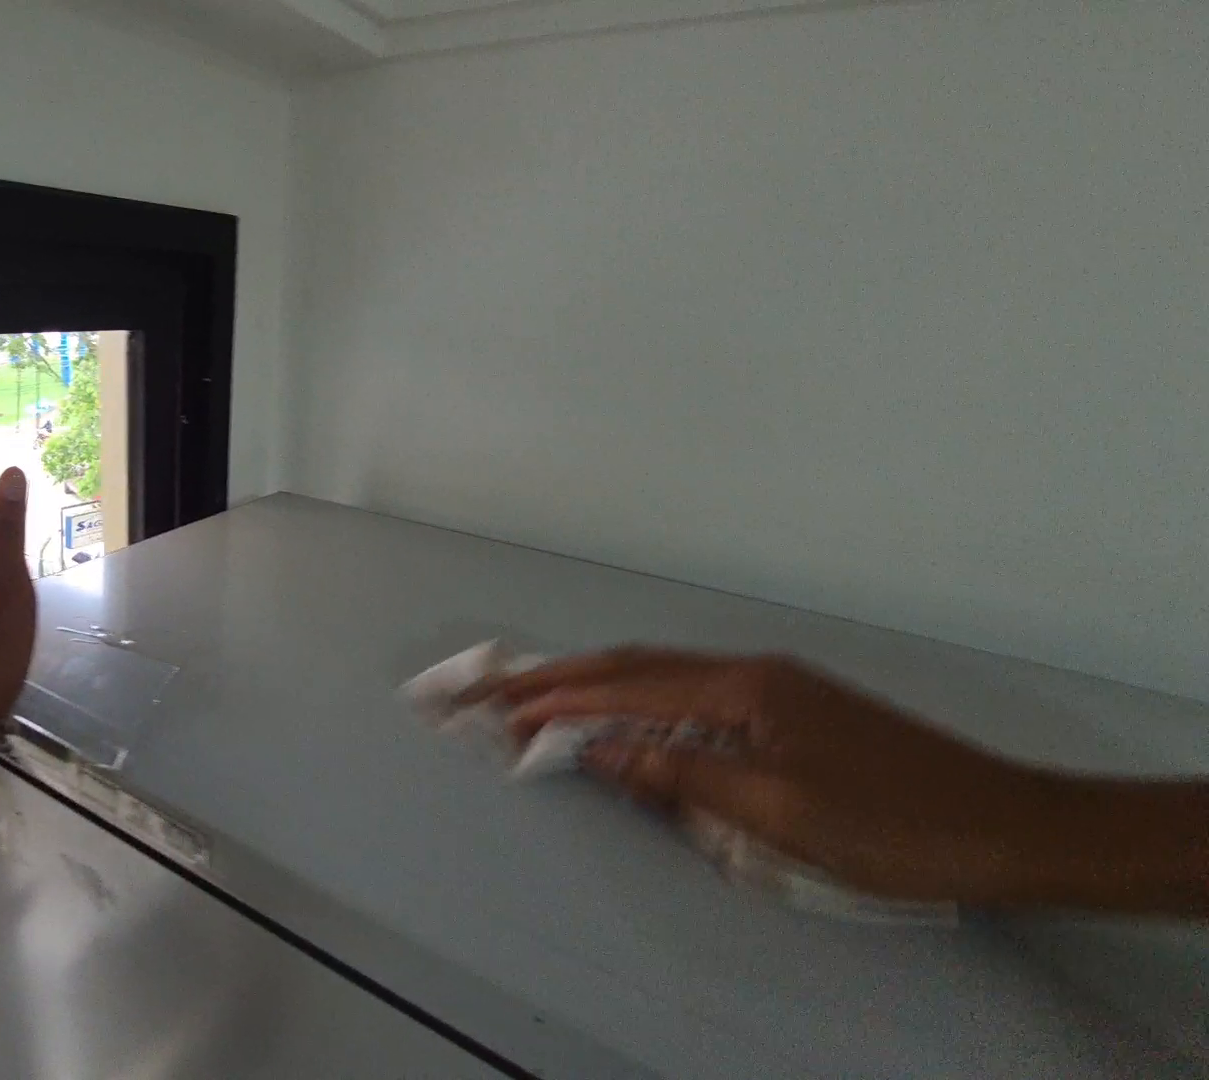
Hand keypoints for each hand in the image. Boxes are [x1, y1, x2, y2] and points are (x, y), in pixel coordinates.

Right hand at [484, 648, 1078, 905]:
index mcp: (738, 688)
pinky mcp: (781, 703)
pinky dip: (635, 696)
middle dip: (560, 677)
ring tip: (540, 694)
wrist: (1017, 827)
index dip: (559, 702)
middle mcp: (743, 670)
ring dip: (594, 682)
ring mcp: (765, 682)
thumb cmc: (890, 824)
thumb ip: (677, 773)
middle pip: (632, 665)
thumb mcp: (775, 810)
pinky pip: (685, 690)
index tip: (502, 715)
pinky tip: (621, 710)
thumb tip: (597, 749)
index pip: (625, 690)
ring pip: (657, 672)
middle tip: (499, 690)